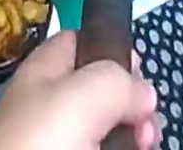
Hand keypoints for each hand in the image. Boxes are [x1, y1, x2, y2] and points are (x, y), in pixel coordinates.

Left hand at [0, 31, 162, 149]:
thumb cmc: (38, 145)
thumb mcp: (77, 98)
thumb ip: (115, 83)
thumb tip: (144, 91)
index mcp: (47, 70)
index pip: (82, 43)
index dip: (113, 53)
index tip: (140, 81)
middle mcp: (55, 105)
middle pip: (105, 95)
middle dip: (134, 111)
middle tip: (144, 134)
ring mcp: (62, 143)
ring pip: (107, 134)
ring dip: (134, 141)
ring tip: (142, 148)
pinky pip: (102, 149)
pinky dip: (120, 149)